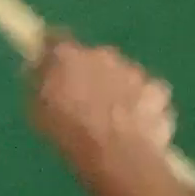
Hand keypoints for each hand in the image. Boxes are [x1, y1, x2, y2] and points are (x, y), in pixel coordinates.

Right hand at [31, 38, 174, 176]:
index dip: (51, 52)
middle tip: (81, 97)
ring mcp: (133, 71)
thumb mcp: (35, 107)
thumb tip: (41, 69)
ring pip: (121, 74)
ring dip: (115, 87)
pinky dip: (141, 103)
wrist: (116, 155)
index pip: (54, 40)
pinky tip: (135, 124)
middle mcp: (101, 54)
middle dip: (88, 71)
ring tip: (111, 117)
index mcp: (66, 55)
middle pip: (92, 56)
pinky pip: (146, 92)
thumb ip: (39, 81)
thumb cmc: (67, 132)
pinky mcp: (159, 90)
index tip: (48, 64)